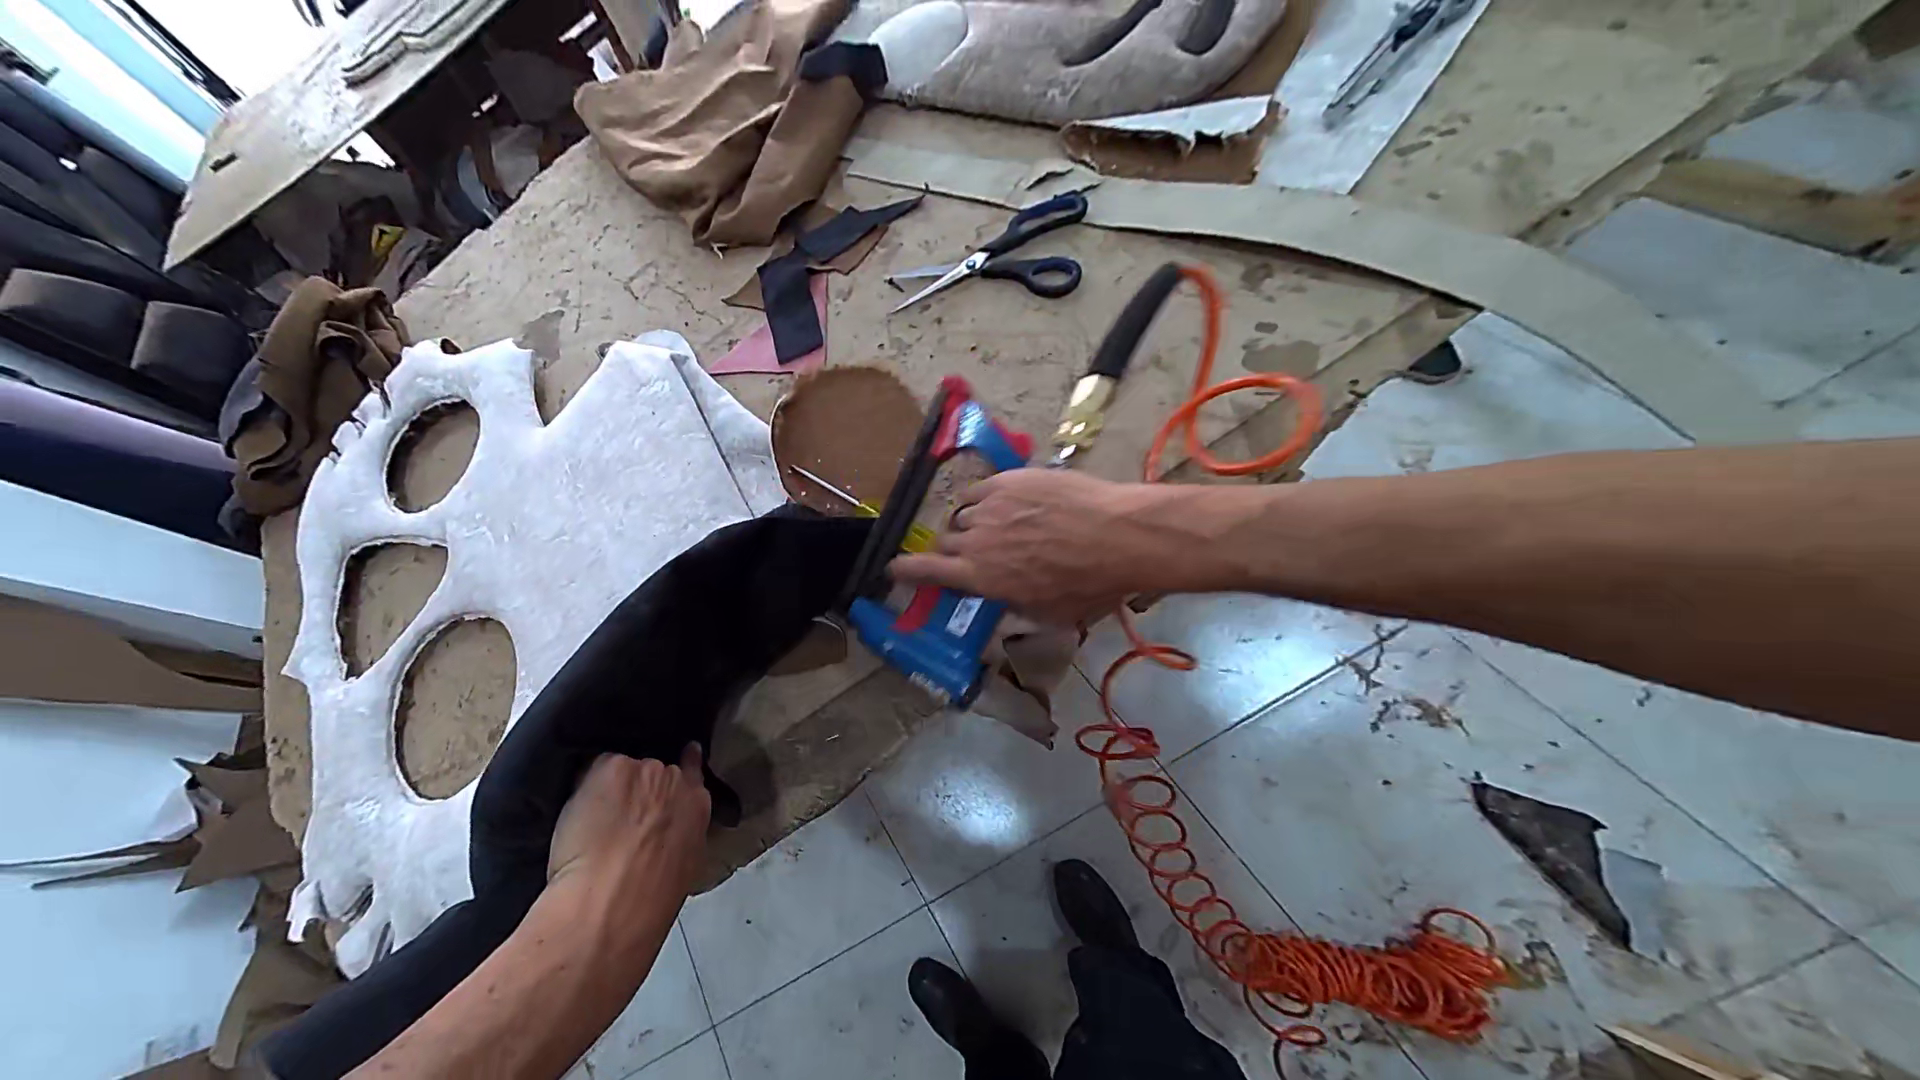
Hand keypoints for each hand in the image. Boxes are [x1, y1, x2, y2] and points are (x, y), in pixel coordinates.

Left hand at [549, 746, 711, 901]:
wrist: (612, 901)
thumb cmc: (648, 900)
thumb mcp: (683, 869)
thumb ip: (681, 836)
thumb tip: (666, 833)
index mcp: (697, 807)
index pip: (694, 770)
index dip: (686, 762)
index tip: (685, 754)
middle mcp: (675, 781)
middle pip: (654, 771)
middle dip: (639, 787)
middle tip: (617, 815)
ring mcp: (646, 771)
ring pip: (623, 770)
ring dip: (611, 787)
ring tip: (592, 820)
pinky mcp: (614, 767)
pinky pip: (595, 768)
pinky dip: (584, 786)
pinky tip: (576, 814)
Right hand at [889, 469, 1192, 624]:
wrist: (1118, 534)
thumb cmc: (1090, 584)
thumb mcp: (1050, 614)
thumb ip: (1016, 604)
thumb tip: (1006, 597)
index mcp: (982, 578)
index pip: (928, 572)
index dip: (907, 570)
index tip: (893, 567)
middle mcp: (977, 540)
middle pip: (946, 541)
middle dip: (954, 550)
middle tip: (974, 554)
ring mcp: (991, 506)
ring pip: (963, 514)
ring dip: (971, 525)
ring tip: (992, 527)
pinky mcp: (1008, 480)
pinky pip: (979, 490)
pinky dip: (982, 500)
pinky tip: (998, 503)